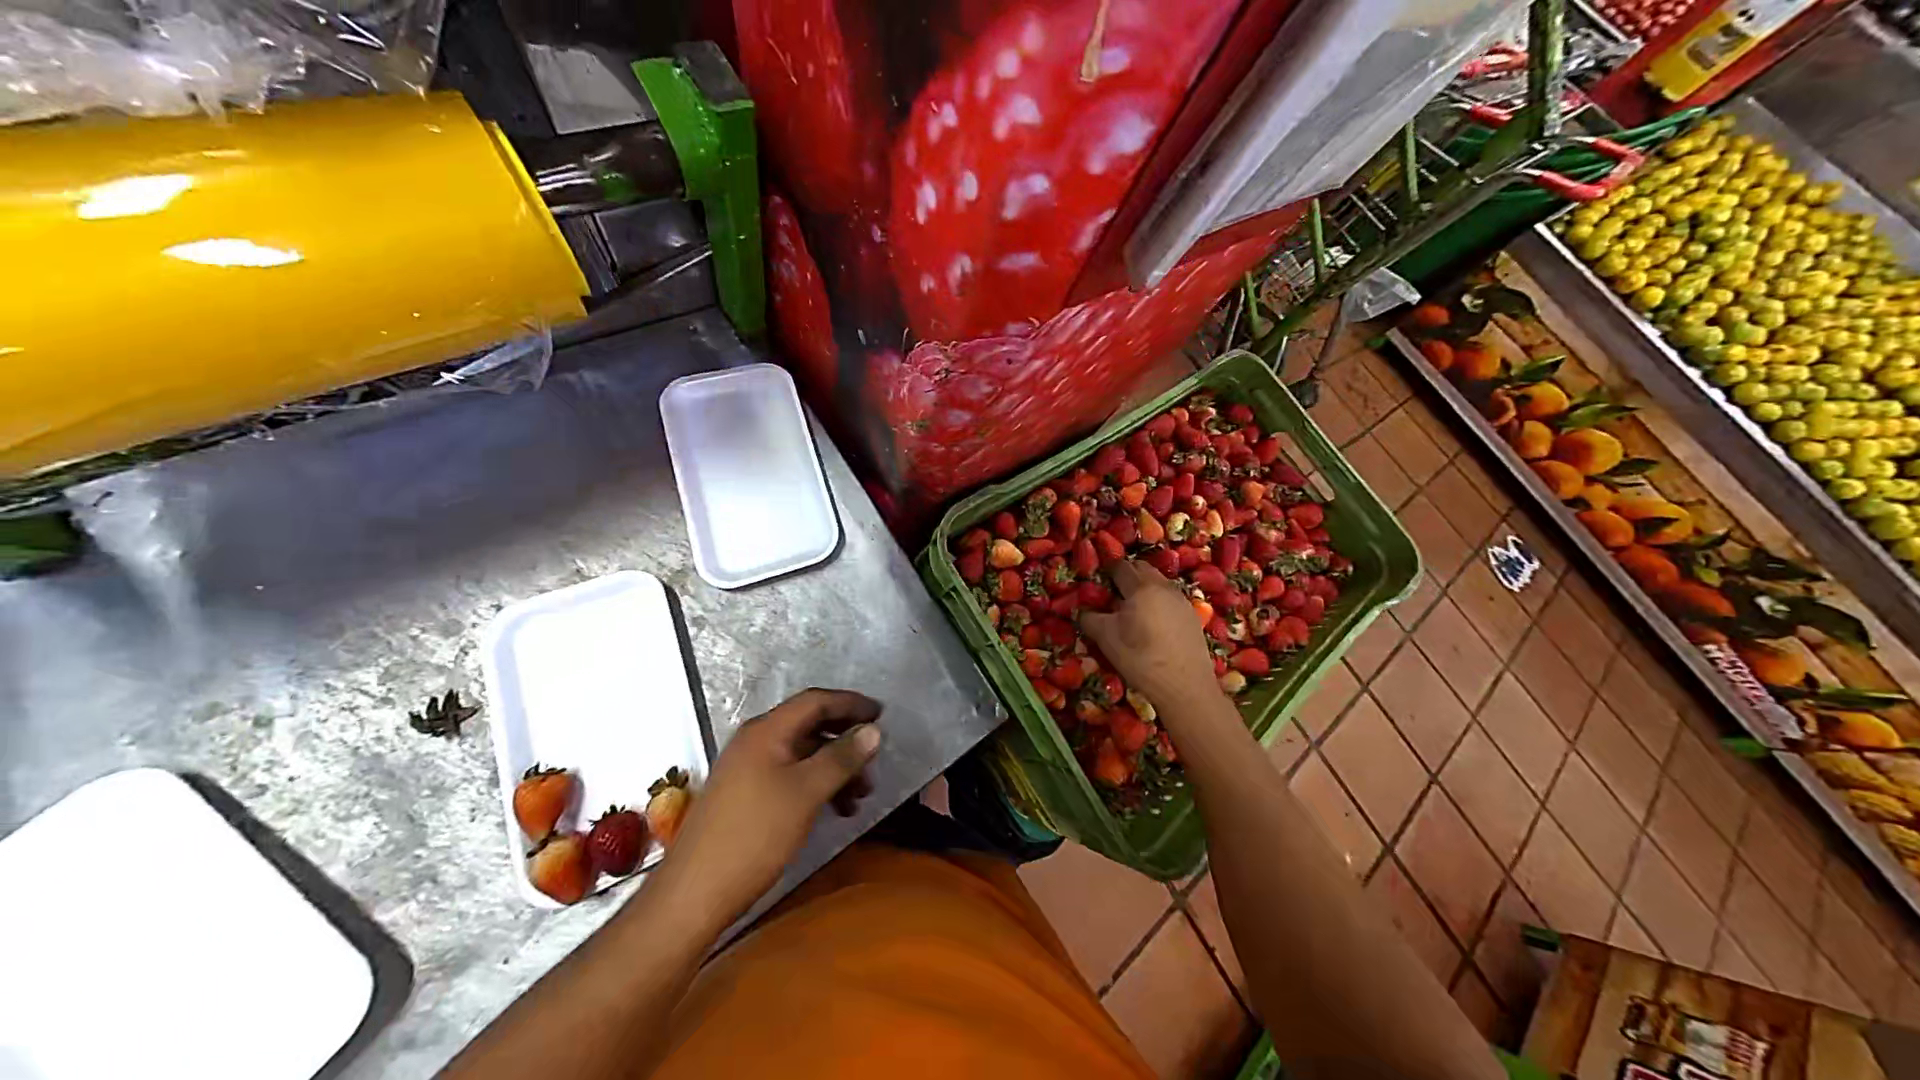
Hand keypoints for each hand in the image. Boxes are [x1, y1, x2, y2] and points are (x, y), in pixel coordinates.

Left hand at [654, 689, 881, 926]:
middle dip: (845, 740)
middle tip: (874, 759)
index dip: (850, 703)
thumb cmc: (756, 834)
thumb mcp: (807, 792)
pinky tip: (835, 809)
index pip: (815, 701)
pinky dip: (816, 785)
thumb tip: (873, 730)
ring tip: (860, 795)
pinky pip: (790, 776)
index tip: (882, 715)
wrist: (696, 892)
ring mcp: (747, 769)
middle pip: (809, 726)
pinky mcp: (745, 795)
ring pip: (802, 754)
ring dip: (834, 768)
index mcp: (766, 731)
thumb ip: (842, 757)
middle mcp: (755, 742)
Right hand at [1080, 560, 1218, 714]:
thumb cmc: (1140, 658)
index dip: (1107, 570)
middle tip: (1112, 592)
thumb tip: (1082, 610)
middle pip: (1142, 569)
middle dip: (1127, 575)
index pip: (1121, 566)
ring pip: (1158, 582)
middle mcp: (1164, 587)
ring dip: (1144, 588)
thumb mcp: (1106, 639)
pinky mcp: (1192, 616)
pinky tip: (1152, 623)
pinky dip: (1158, 601)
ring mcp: (1182, 600)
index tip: (1097, 580)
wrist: (1185, 687)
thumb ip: (1090, 618)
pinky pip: (1170, 598)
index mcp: (1141, 587)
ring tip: (1132, 609)